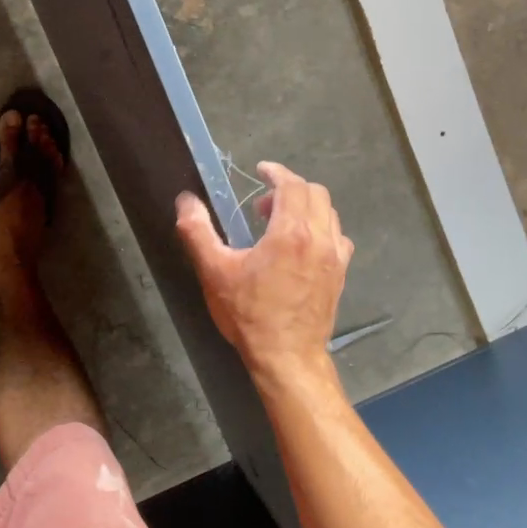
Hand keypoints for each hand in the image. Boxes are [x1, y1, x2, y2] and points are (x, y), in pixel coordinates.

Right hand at [175, 162, 353, 392]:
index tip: (260, 171)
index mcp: (290, 233)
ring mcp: (335, 257)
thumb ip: (197, 231)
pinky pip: (337, 237)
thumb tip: (186, 201)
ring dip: (305, 208)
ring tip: (278, 223)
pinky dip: (320, 229)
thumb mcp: (213, 271)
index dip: (276, 172)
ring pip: (329, 214)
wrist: (286, 356)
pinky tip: (300, 246)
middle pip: (315, 194)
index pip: (292, 185)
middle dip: (289, 189)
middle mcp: (320, 239)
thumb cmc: (248, 314)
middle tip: (261, 204)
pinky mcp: (340, 275)